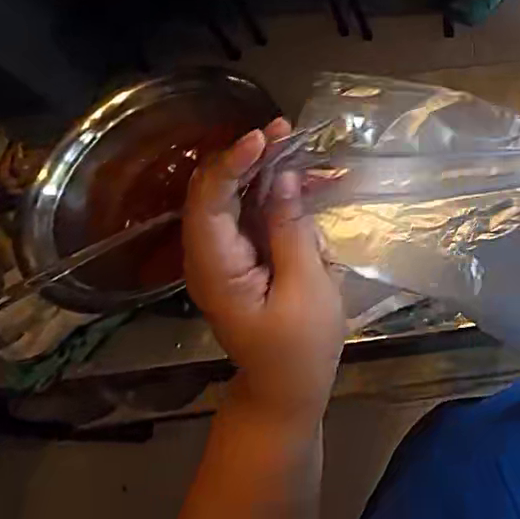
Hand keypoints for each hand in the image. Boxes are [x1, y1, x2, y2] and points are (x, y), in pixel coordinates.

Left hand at [183, 118, 343, 421]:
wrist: (286, 388)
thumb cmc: (298, 347)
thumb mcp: (305, 288)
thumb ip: (291, 230)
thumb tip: (284, 179)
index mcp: (215, 267)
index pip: (207, 202)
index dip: (231, 164)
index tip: (264, 137)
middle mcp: (210, 254)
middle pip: (217, 191)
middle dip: (250, 156)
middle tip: (287, 130)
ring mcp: (227, 253)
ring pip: (238, 196)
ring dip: (268, 169)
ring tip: (303, 148)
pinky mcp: (246, 254)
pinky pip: (256, 213)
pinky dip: (281, 194)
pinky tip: (312, 181)